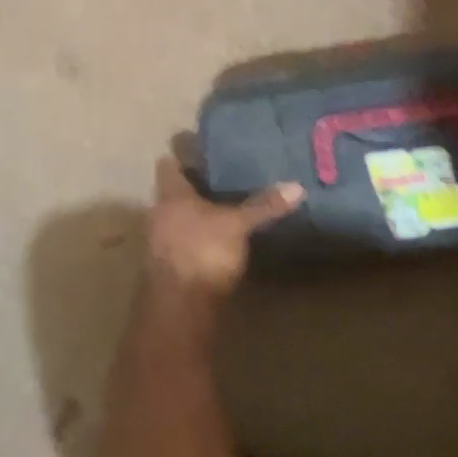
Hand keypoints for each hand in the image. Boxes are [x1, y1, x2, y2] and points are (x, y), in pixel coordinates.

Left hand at [146, 158, 303, 296]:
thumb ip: (263, 206)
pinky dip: (201, 236)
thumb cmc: (202, 252)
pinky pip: (186, 241)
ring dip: (198, 212)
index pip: (168, 163)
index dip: (183, 153)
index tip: (206, 147)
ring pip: (179, 217)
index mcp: (170, 195)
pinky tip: (222, 237)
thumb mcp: (237, 225)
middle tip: (227, 173)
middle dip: (197, 184)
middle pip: (175, 191)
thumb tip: (297, 186)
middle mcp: (160, 214)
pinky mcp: (171, 267)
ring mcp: (162, 243)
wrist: (179, 310)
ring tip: (229, 203)